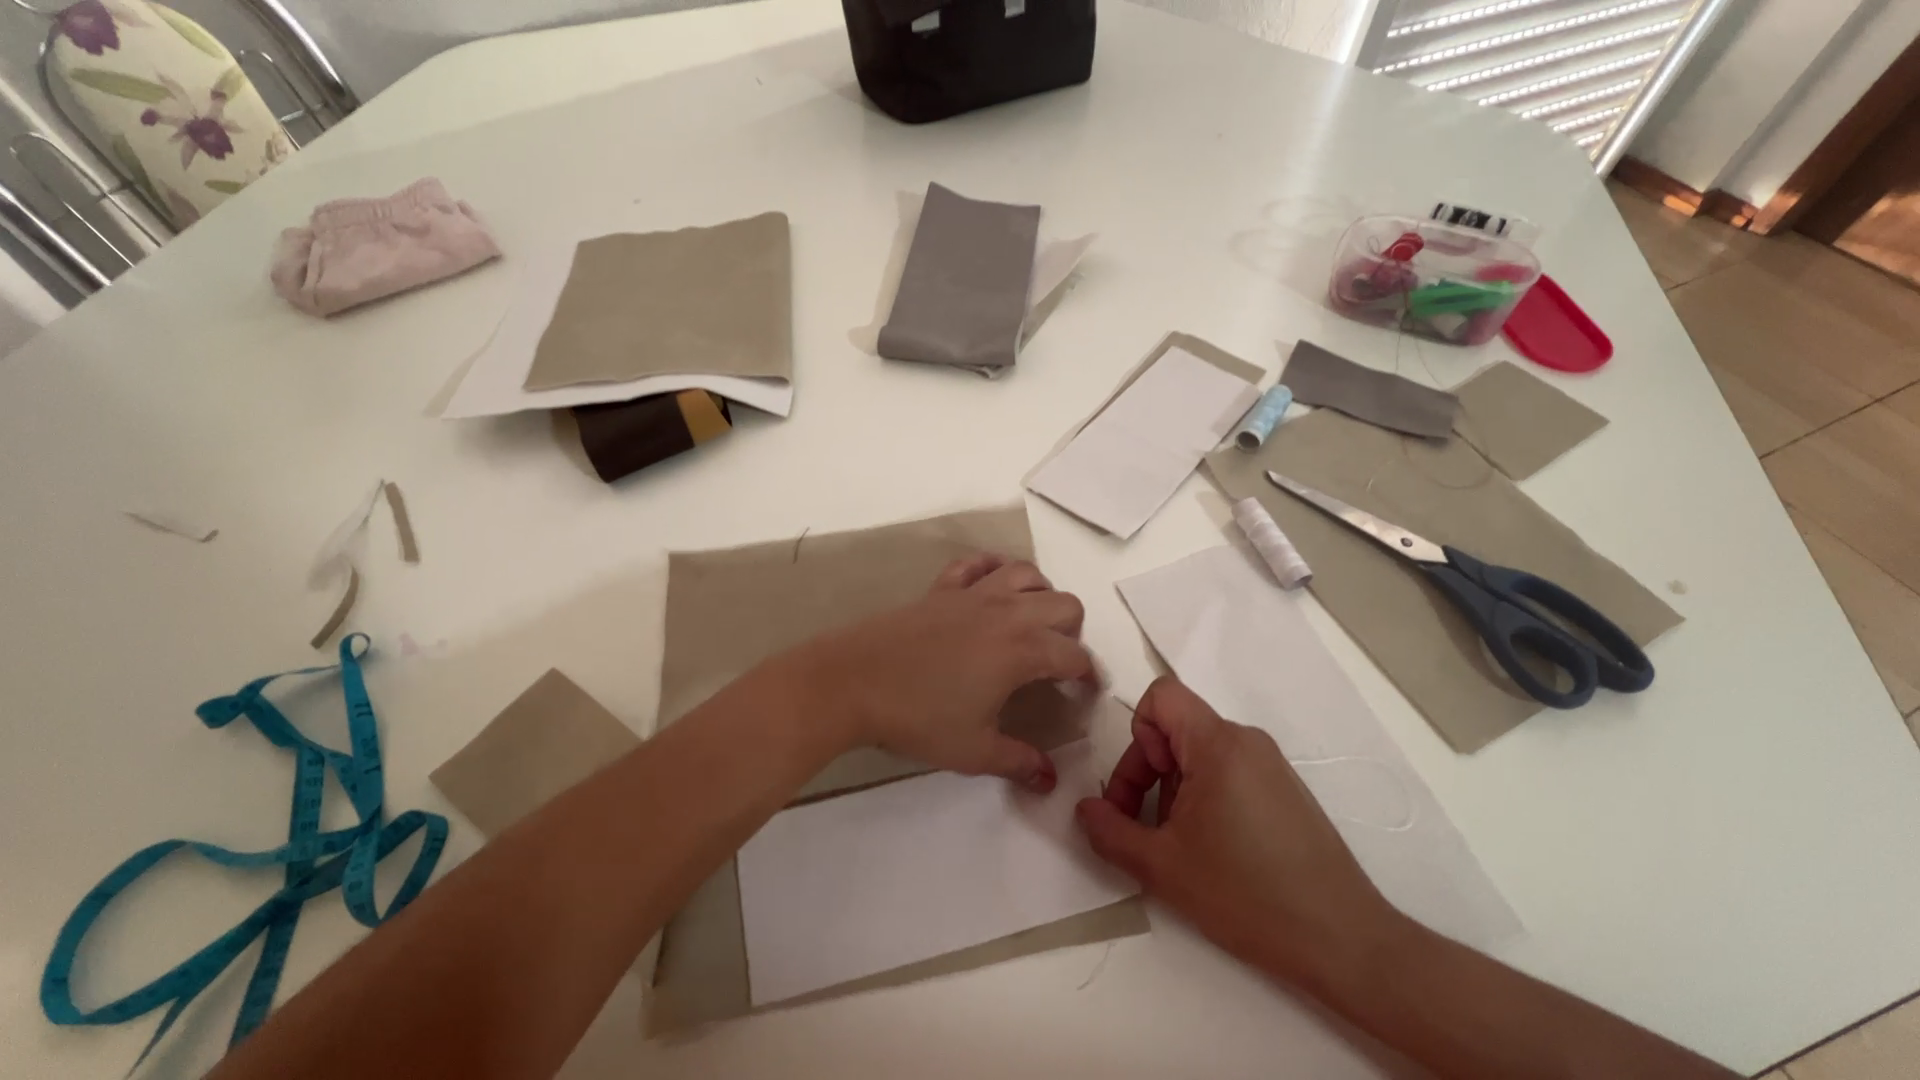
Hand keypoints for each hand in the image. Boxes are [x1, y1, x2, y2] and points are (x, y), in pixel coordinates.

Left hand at [776, 554, 1095, 792]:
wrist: (851, 682)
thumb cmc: (917, 718)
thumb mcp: (974, 751)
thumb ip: (1018, 762)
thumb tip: (1050, 780)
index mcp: (1022, 651)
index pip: (1074, 656)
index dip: (1087, 675)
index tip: (1084, 692)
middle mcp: (1006, 613)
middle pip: (1063, 604)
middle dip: (1072, 631)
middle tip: (1058, 661)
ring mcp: (972, 595)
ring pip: (1026, 573)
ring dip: (1040, 593)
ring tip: (1033, 621)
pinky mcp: (941, 589)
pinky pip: (977, 564)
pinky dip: (992, 569)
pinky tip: (991, 587)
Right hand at [1075, 676, 1400, 979]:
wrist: (1341, 939)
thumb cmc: (1245, 894)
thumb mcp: (1161, 866)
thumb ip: (1110, 831)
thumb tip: (1085, 809)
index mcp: (1218, 744)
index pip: (1162, 697)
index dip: (1136, 737)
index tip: (1139, 792)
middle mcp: (1247, 742)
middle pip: (1176, 729)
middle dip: (1146, 774)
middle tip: (1142, 830)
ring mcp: (1272, 766)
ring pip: (1200, 755)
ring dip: (1173, 792)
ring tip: (1179, 849)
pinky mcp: (1287, 792)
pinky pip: (1228, 774)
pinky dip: (1204, 800)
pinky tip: (1213, 854)